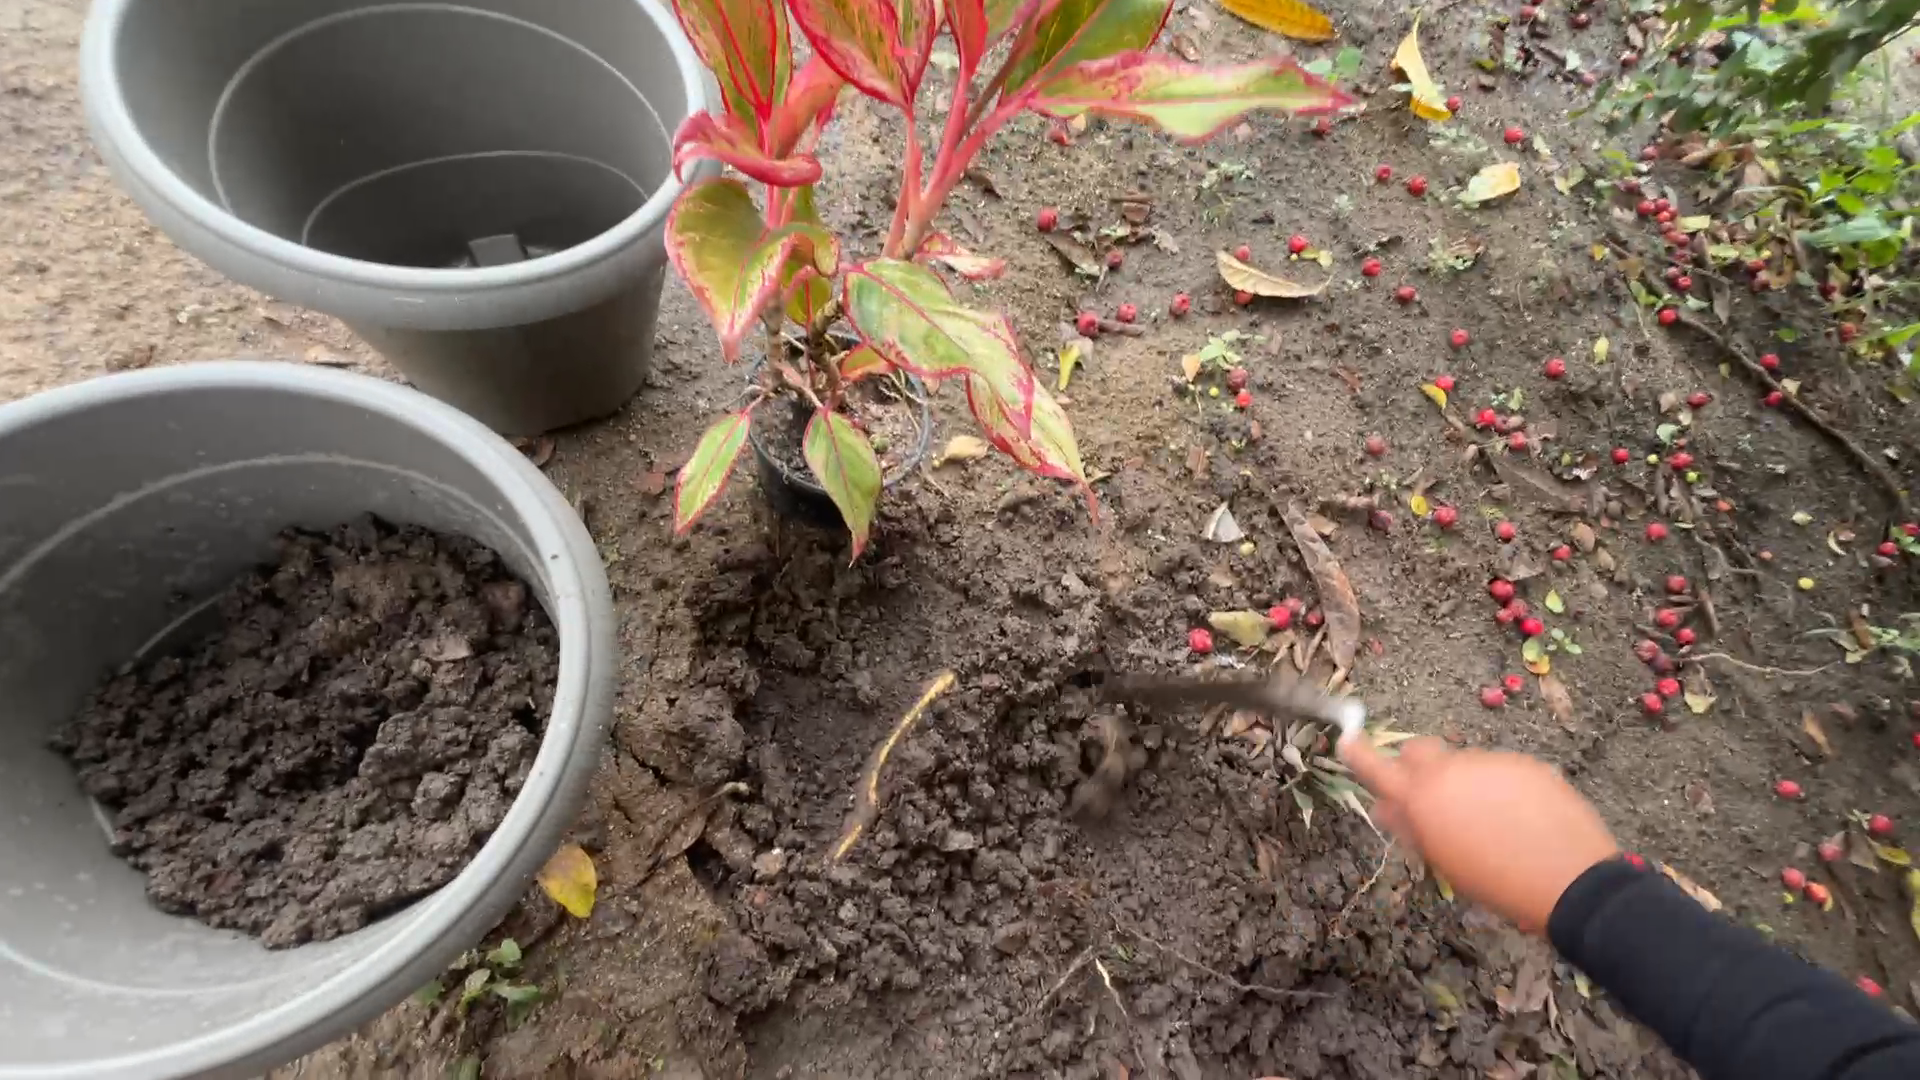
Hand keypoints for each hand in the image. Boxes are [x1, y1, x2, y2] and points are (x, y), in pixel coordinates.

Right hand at [1339, 734, 1618, 932]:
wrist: (1575, 883)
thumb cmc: (1498, 882)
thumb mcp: (1443, 860)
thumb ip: (1408, 827)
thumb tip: (1382, 806)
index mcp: (1419, 797)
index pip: (1373, 765)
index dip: (1357, 752)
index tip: (1348, 740)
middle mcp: (1447, 771)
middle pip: (1417, 749)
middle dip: (1417, 765)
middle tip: (1434, 793)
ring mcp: (1486, 763)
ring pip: (1462, 762)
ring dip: (1464, 779)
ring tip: (1493, 815)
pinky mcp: (1522, 763)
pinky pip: (1499, 767)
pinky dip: (1500, 784)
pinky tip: (1521, 814)